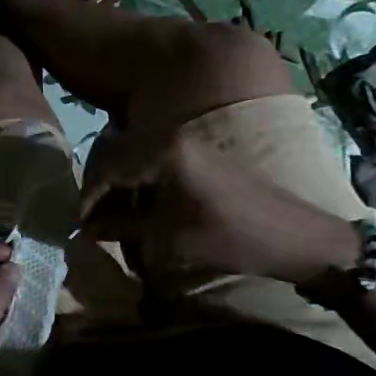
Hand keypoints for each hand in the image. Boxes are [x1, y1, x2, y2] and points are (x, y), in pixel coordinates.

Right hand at [79, 123, 356, 286]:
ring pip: (133, 156)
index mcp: (164, 151)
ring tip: (106, 212)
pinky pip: (152, 159)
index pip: (110, 167)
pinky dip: (136, 179)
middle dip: (99, 186)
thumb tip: (89, 229)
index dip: (89, 196)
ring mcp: (186, 142)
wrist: (298, 237)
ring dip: (117, 182)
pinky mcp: (197, 153)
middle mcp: (171, 137)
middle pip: (118, 155)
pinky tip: (133, 202)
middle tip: (88, 216)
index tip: (77, 222)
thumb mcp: (172, 238)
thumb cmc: (233, 238)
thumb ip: (124, 226)